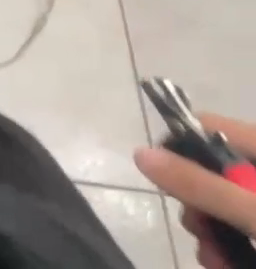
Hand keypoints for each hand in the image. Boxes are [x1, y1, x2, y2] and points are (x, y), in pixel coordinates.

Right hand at [135, 112, 255, 268]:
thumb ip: (205, 186)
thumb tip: (141, 153)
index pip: (213, 128)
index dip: (181, 148)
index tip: (167, 179)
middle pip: (220, 170)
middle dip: (200, 203)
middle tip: (197, 231)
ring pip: (233, 203)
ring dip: (215, 231)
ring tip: (216, 259)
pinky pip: (250, 226)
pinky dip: (236, 244)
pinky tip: (229, 263)